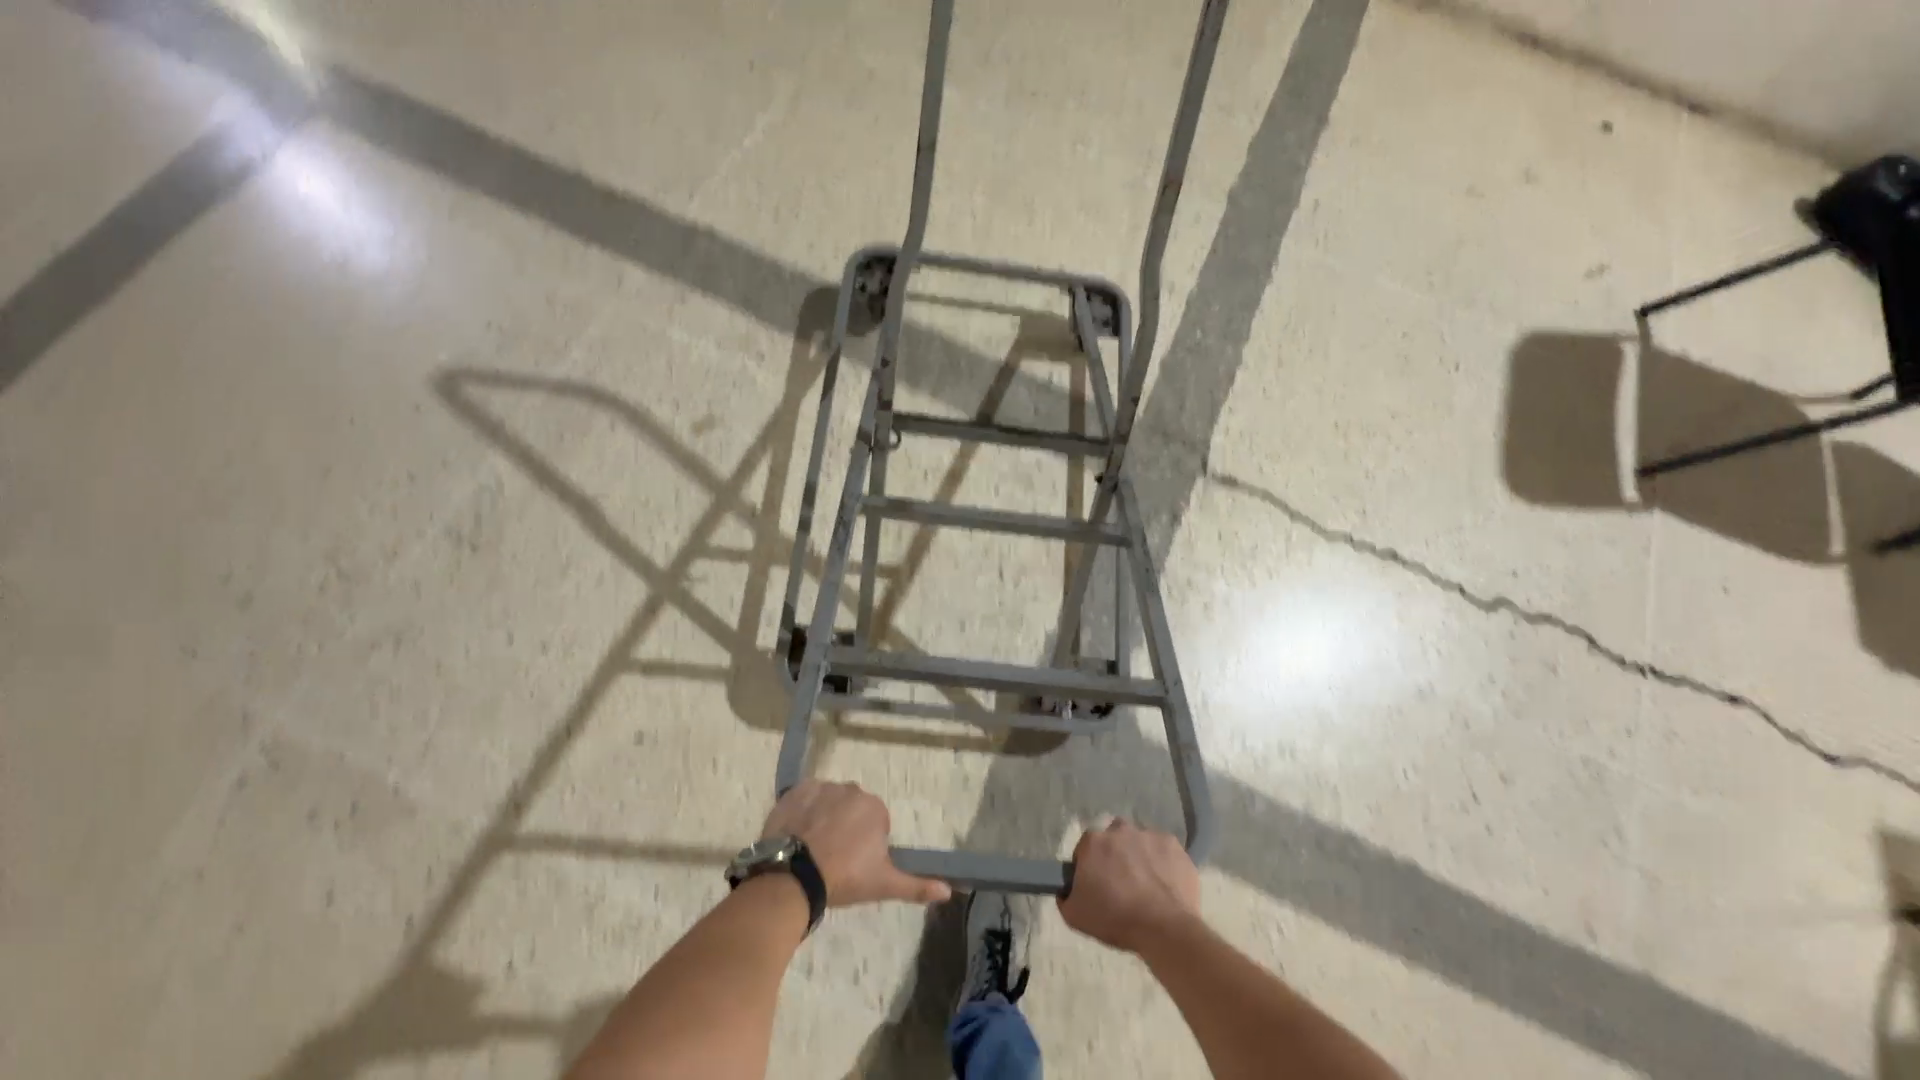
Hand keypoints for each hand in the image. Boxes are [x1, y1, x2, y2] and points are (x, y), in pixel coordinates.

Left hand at [761, 781, 950, 906]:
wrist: (794, 875)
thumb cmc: (845, 877)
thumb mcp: (884, 884)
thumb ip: (917, 886)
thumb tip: (949, 891)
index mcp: (874, 807)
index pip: (875, 823)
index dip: (865, 845)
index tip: (855, 865)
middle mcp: (850, 790)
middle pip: (851, 809)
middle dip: (845, 828)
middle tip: (834, 858)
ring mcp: (821, 788)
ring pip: (828, 802)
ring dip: (824, 818)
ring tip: (813, 848)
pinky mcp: (793, 792)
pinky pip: (804, 798)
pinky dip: (802, 811)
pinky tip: (796, 833)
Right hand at [1059, 819, 1201, 953]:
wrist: (1164, 928)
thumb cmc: (1114, 919)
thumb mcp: (1074, 915)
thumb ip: (1065, 896)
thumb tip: (1067, 889)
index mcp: (1093, 842)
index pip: (1085, 848)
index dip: (1089, 866)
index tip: (1095, 884)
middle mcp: (1120, 830)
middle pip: (1113, 839)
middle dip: (1115, 856)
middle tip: (1121, 883)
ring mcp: (1150, 835)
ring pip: (1139, 842)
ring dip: (1139, 857)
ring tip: (1146, 885)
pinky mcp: (1174, 845)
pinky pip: (1163, 851)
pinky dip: (1162, 863)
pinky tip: (1164, 885)